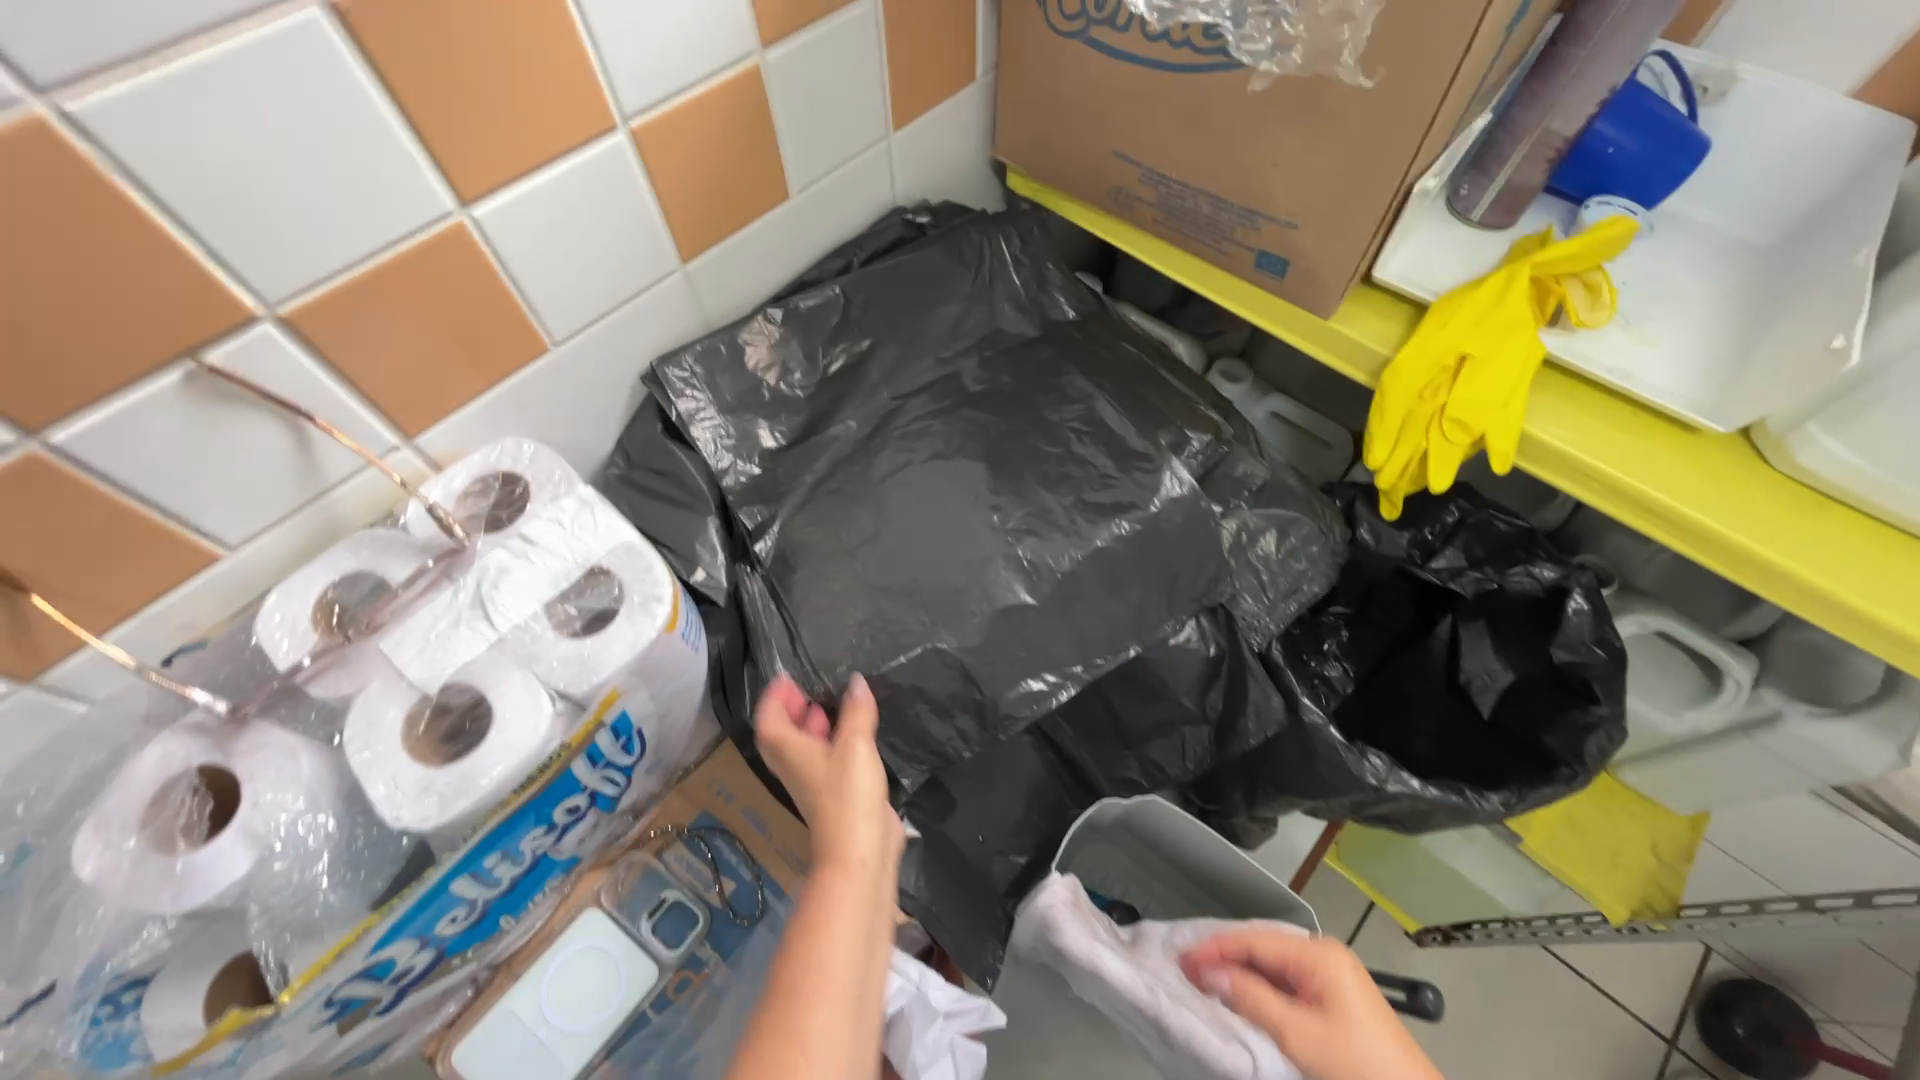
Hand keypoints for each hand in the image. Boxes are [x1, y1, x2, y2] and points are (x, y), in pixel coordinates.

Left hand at [753, 673, 903, 881]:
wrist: (859, 851)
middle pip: (780, 735)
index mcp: (788, 751)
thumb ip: (856, 711)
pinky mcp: (832, 794)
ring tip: (827, 707)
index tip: (788, 679)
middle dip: (789, 710)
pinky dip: (829, 743)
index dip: (773, 697)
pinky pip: (821, 760)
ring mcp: (811, 782)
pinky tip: (851, 736)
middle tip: (806, 691)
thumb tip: (855, 682)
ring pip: (800, 749)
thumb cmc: (848, 793)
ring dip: (809, 727)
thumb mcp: (855, 744)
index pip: (767, 720)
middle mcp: (794, 766)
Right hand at [1181, 931, 1443, 1079]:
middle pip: (1261, 947)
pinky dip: (1258, 988)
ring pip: (1271, 965)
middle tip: (1185, 970)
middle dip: (1223, 958)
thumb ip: (1250, 998)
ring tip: (1203, 982)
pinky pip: (1285, 983)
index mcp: (1318, 954)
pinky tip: (1237, 997)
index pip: (1253, 940)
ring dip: (1239, 974)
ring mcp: (1330, 976)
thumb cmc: (1357, 1066)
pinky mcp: (1332, 998)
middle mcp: (1323, 955)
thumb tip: (1207, 972)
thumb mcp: (1298, 1034)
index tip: (1180, 960)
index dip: (1214, 949)